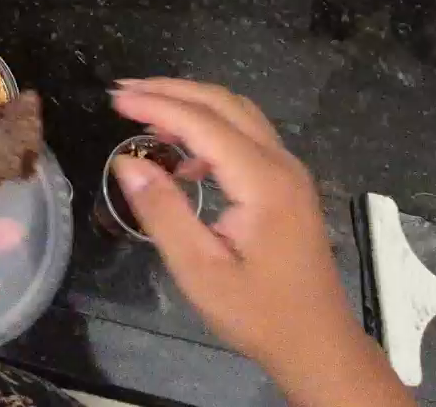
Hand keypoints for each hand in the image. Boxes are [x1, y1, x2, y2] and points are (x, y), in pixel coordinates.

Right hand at [109, 79, 411, 406]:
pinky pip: (245, 131)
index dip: (156, 105)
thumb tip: (126, 162)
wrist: (320, 346)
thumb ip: (163, 212)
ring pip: (236, 111)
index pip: (202, 122)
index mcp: (262, 180)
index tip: (115, 100)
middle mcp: (280, 161)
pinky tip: (182, 158)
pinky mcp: (286, 179)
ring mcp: (287, 168)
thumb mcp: (200, 271)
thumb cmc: (259, 313)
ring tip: (145, 108)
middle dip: (170, 90)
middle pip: (221, 102)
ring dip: (190, 101)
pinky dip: (209, 125)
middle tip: (124, 91)